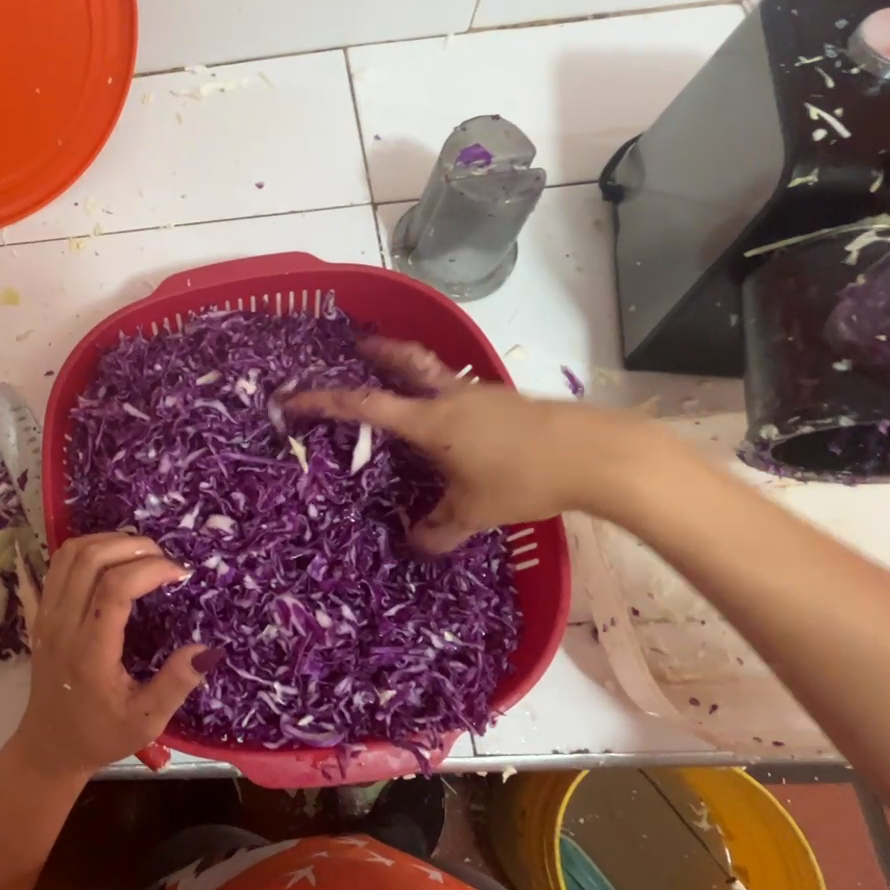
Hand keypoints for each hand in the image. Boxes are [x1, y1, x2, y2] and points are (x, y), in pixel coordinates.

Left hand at [7, 534, 216, 780]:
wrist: (49, 745)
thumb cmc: (101, 734)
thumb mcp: (146, 721)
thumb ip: (175, 684)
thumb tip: (207, 649)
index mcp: (90, 651)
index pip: (115, 588)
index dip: (150, 570)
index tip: (180, 574)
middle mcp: (63, 625)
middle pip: (90, 559)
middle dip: (132, 547)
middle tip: (164, 558)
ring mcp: (46, 615)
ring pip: (70, 554)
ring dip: (108, 541)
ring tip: (141, 553)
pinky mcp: (41, 612)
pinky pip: (59, 564)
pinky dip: (87, 549)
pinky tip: (112, 558)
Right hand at [285, 337, 667, 552]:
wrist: (597, 454)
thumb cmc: (524, 478)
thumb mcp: (475, 511)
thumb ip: (439, 529)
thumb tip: (413, 545)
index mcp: (429, 420)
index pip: (364, 405)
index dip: (323, 400)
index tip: (292, 397)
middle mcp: (449, 397)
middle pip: (405, 359)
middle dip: (376, 349)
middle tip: (355, 344)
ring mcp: (481, 395)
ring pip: (435, 374)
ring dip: (411, 371)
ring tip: (400, 387)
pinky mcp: (507, 402)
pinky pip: (461, 392)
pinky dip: (442, 396)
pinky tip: (452, 423)